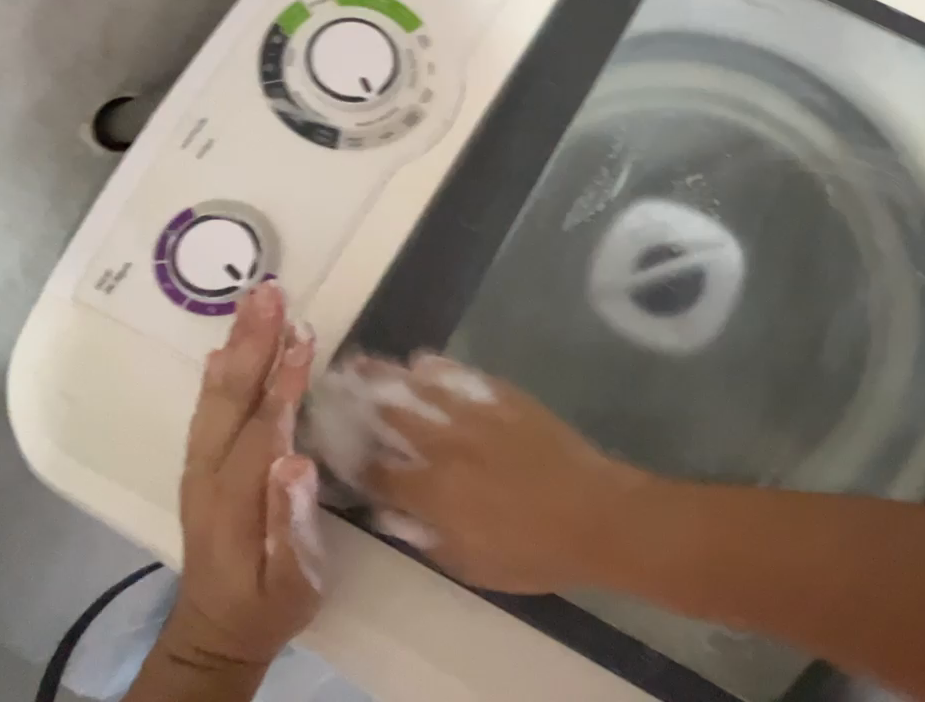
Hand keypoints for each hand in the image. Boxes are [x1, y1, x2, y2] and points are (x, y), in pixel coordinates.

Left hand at [144, 281, 323, 686]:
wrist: (215, 632)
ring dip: (236, 346)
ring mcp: (199, 469)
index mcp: (236, 499)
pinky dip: (218, 373)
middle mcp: (208, 474)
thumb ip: (293, 522)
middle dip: (253, 342)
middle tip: (269, 293)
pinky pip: (208, 410)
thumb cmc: (270, 604)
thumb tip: (296, 459)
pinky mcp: (200, 467)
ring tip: (255, 303)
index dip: (285, 381)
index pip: (263, 427)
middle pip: (230, 398)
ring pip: (216, 397)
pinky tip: (225, 349)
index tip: (305, 335)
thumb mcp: (294, 580)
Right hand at [358, 354, 649, 593]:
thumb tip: (389, 512)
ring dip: (387, 376)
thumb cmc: (533, 552)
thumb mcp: (470, 563)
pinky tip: (422, 361)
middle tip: (332, 384)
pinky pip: (464, 379)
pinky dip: (439, 368)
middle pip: (390, 417)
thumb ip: (424, 535)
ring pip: (422, 390)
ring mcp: (476, 417)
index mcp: (431, 492)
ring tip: (362, 363)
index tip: (330, 442)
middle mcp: (445, 447)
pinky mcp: (505, 399)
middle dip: (357, 402)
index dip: (350, 457)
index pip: (376, 470)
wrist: (593, 513)